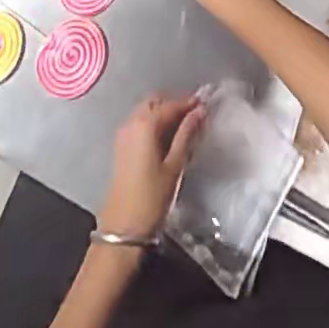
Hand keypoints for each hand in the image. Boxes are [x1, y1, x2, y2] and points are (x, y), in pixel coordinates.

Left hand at [100, 93, 205, 237]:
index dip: (189, 102)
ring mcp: (124, 133)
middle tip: (196, 112)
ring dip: (164, 111)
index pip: (170, 105)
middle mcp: (131, 122)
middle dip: (175, 102)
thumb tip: (200, 111)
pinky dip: (154, 121)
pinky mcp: (121, 144)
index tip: (206, 102)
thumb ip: (186, 135)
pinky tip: (169, 134)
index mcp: (145, 124)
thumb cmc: (152, 196)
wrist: (123, 226)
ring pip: (146, 110)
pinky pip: (139, 122)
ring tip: (186, 123)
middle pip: (155, 101)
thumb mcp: (174, 166)